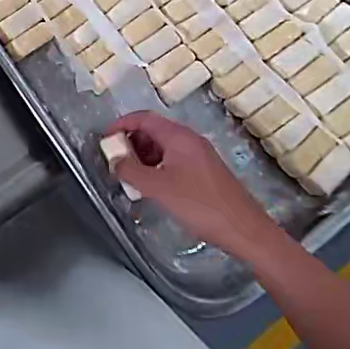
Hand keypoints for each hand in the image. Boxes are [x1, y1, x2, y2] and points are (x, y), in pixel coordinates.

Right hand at [107, 111, 278, 257]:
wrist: (244, 230)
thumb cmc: (200, 205)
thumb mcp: (158, 188)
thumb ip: (131, 171)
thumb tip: (114, 160)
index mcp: (178, 137)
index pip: (144, 118)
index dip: (121, 124)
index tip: (105, 139)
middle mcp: (189, 140)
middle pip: (153, 130)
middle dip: (131, 142)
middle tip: (115, 161)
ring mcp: (199, 155)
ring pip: (163, 147)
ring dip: (143, 157)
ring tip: (130, 177)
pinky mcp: (204, 171)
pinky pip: (173, 160)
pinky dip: (157, 167)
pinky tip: (152, 187)